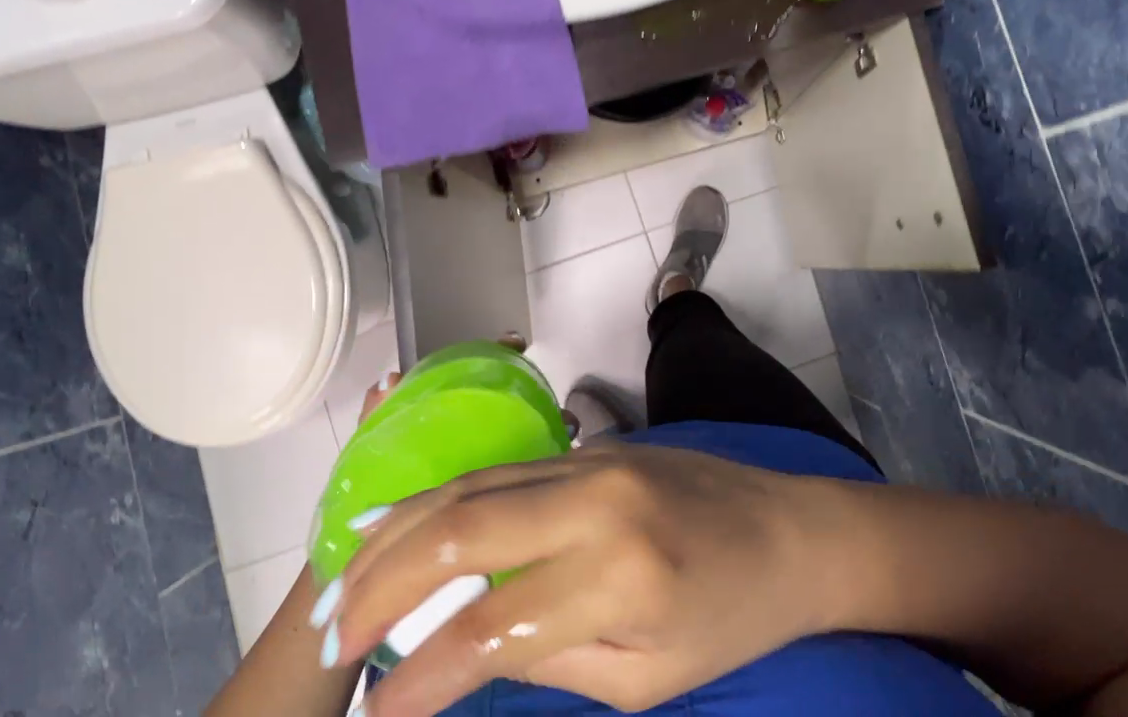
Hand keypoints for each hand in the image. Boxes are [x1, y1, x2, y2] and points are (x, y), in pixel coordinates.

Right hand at [324, 442, 832, 715]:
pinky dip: (437, 498)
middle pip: (460, 533)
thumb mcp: (646, 679)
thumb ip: (549, 663)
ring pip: (468, 487)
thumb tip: (458, 657)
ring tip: (340, 586)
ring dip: (394, 534)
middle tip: (334, 639)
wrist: (794, 531)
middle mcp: (597, 503)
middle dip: (379, 587)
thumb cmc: (732, 620)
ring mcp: (592, 461)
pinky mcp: (590, 445)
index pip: (490, 630)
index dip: (419, 681)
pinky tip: (395, 521)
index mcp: (621, 578)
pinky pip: (497, 469)